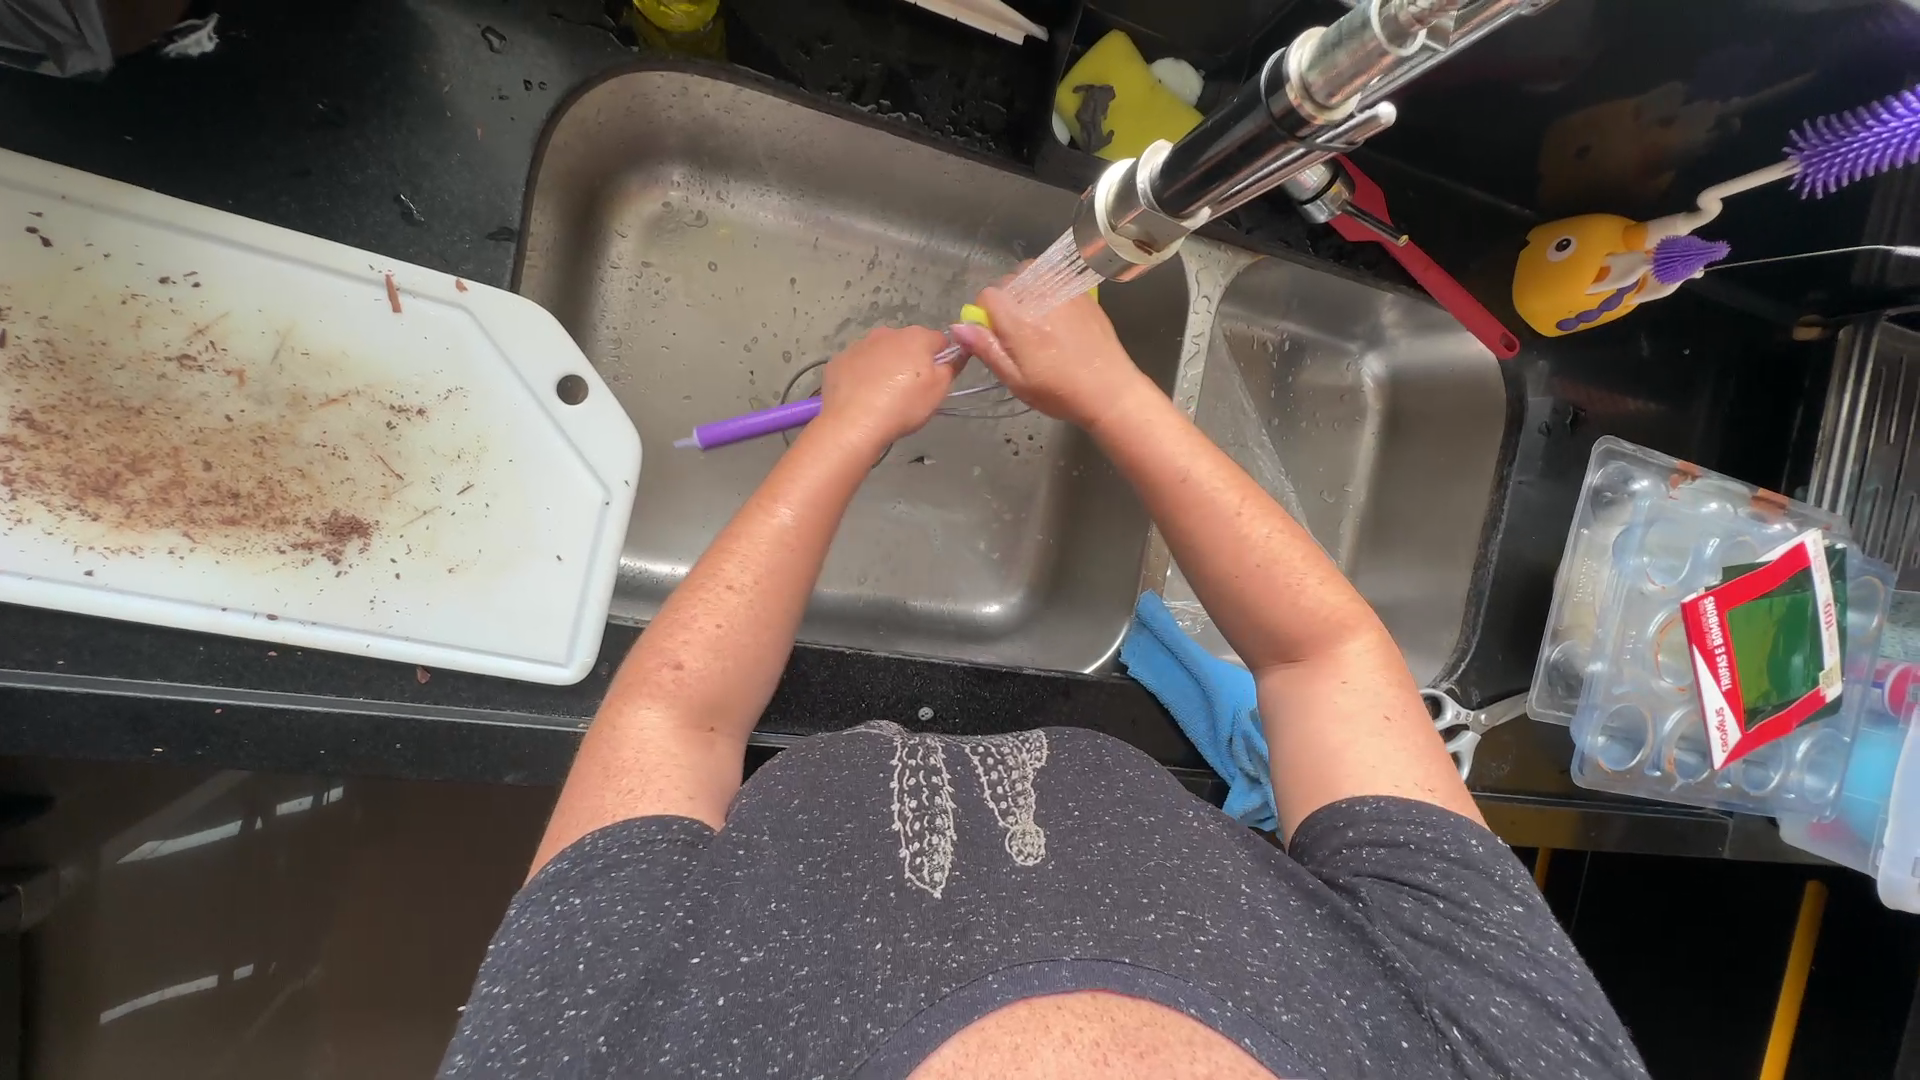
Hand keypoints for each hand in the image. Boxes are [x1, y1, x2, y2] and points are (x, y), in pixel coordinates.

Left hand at [816, 326, 955, 448]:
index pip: (940, 340)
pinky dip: (862, 375)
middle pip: (907, 344)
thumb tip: (959, 351)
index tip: (936, 380)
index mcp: (916, 337)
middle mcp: (887, 333)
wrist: (854, 423)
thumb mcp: (938, 390)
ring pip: (881, 352)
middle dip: (911, 361)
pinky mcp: (839, 360)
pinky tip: (862, 396)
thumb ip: (951, 367)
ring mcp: (859, 344)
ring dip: (886, 367)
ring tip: (883, 396)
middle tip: (909, 391)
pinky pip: (858, 364)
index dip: (941, 359)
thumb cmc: (903, 405)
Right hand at [948, 283, 1152, 429]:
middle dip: (1005, 300)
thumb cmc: (1060, 393)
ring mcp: (1065, 292)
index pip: (987, 295)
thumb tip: (958, 327)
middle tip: (1015, 329)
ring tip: (1034, 316)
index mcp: (1020, 321)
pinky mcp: (1083, 294)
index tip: (993, 333)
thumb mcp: (1016, 380)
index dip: (984, 313)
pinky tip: (1055, 313)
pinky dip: (1048, 287)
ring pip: (1032, 272)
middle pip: (1009, 280)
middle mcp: (1041, 298)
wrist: (1109, 390)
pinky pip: (1056, 276)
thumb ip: (987, 350)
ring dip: (1025, 288)